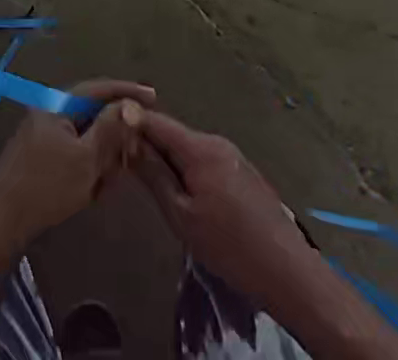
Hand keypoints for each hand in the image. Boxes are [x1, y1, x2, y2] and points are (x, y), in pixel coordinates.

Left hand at [0, 79, 156, 253]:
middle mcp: (48, 113)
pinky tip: (95, 188)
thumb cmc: (48, 185)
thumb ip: (109, 129)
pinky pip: (75, 152)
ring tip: (106, 181)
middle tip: (130, 156)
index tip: (153, 96)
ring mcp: (44, 133)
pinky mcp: (43, 153)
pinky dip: (89, 166)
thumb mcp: (87, 158)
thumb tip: (129, 104)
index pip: (95, 89)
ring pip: (86, 137)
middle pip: (92, 114)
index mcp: (55, 106)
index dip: (125, 91)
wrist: (7, 216)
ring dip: (102, 157)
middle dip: (113, 136)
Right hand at [131, 113, 327, 310]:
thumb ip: (151, 173)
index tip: (103, 133)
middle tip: (122, 164)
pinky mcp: (242, 174)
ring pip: (185, 148)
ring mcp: (233, 157)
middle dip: (145, 144)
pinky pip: (202, 160)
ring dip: (165, 159)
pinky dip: (185, 169)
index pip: (152, 119)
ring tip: (147, 181)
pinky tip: (180, 194)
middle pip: (169, 133)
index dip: (126, 121)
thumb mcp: (180, 214)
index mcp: (200, 147)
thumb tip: (126, 139)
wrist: (293, 278)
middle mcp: (217, 143)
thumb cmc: (231, 247)